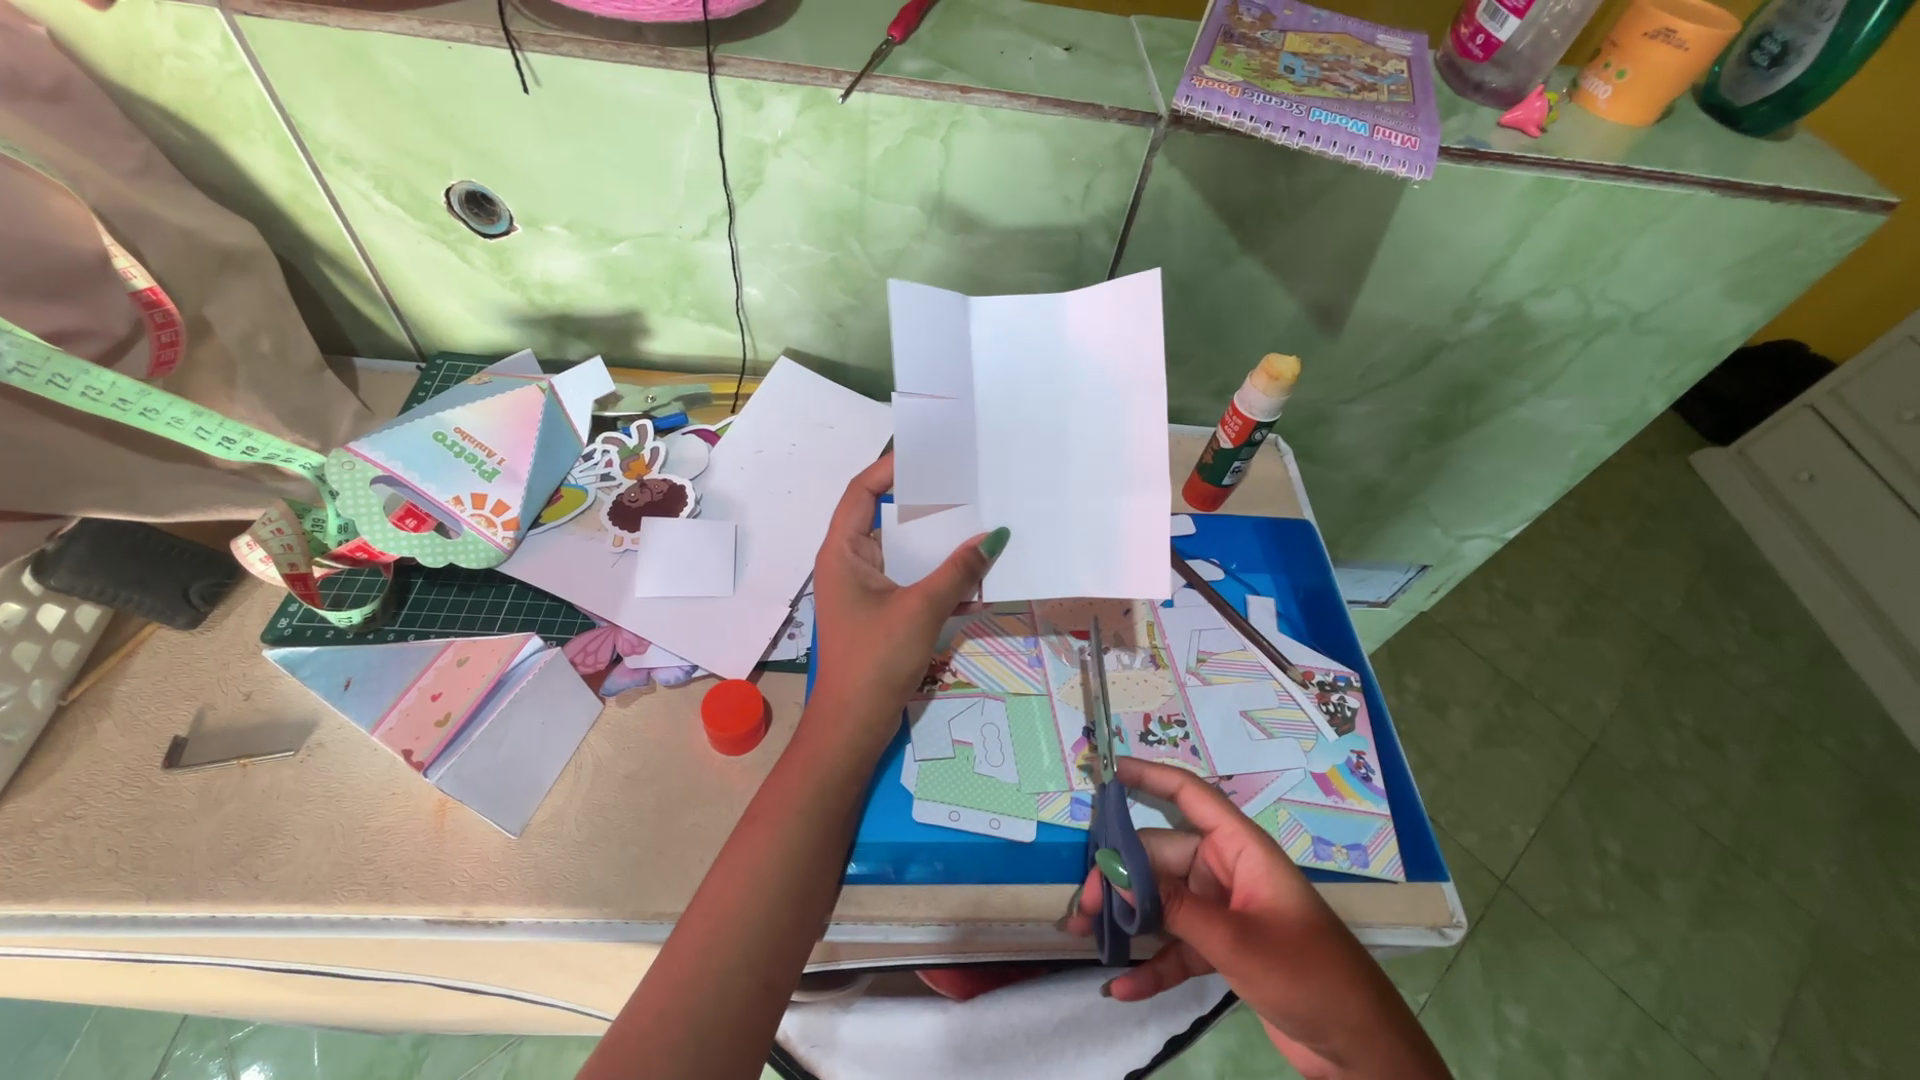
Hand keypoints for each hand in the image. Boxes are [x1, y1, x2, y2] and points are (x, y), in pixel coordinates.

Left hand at [806, 454, 1007, 754]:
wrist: (853, 724)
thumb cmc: (875, 659)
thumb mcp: (921, 609)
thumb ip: (959, 571)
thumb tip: (994, 535)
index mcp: (842, 551)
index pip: (862, 491)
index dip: (891, 467)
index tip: (931, 453)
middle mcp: (848, 562)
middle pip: (885, 516)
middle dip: (924, 502)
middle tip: (964, 484)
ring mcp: (864, 588)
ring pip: (902, 550)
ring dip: (935, 541)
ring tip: (975, 521)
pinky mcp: (879, 611)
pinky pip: (910, 577)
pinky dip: (936, 572)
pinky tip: (970, 573)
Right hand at [1067, 758, 1448, 1079]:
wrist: (1360, 1048)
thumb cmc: (1308, 976)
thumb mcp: (1236, 940)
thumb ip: (1173, 907)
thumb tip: (1117, 875)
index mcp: (1240, 850)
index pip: (1189, 796)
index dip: (1149, 778)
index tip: (1105, 772)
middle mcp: (1227, 872)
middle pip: (1160, 857)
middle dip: (1120, 879)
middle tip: (1080, 907)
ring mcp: (1223, 912)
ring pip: (1162, 902)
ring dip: (1127, 921)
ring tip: (1084, 938)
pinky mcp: (1222, 949)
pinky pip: (1176, 946)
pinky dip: (1151, 964)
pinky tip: (1122, 986)